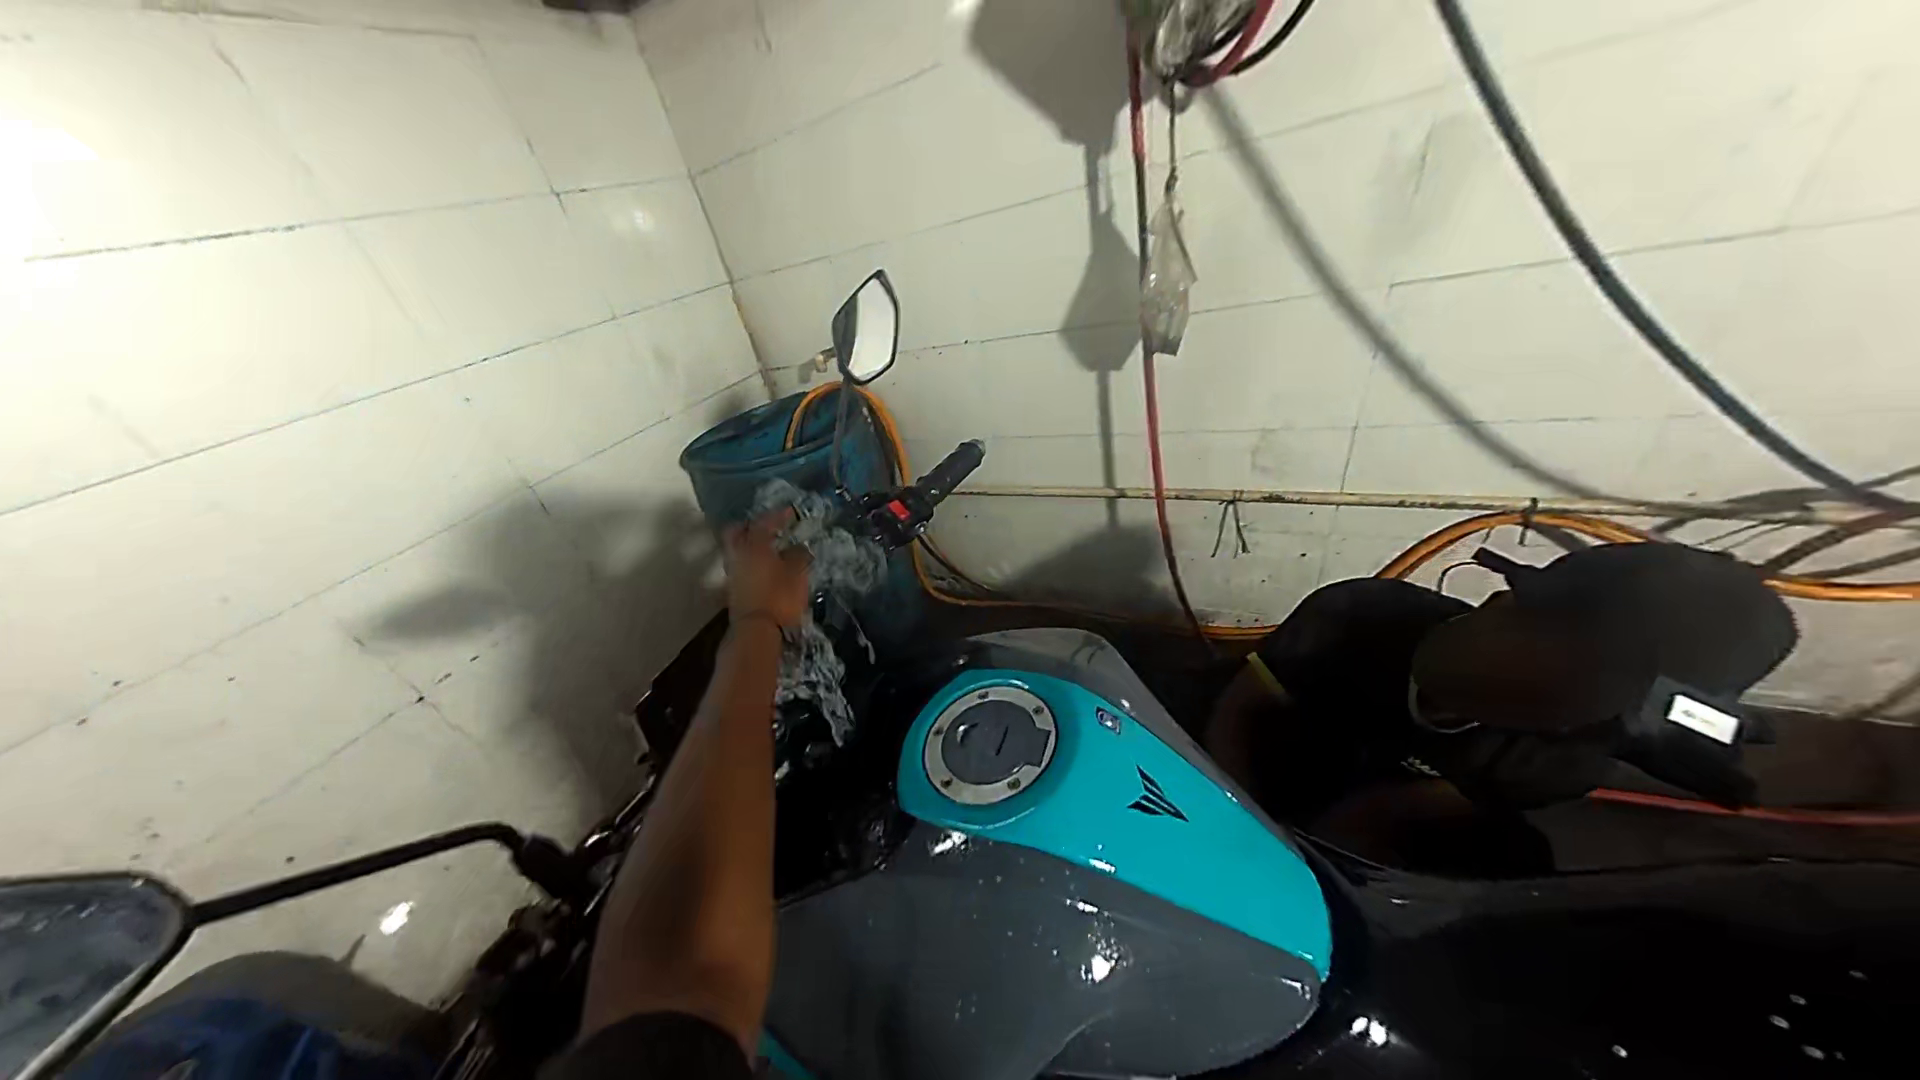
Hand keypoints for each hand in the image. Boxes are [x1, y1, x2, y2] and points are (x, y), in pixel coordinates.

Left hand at [724, 509, 811, 629]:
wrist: (756, 631)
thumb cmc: (780, 597)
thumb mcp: (798, 574)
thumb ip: (799, 556)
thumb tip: (799, 548)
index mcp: (755, 545)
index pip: (764, 522)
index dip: (778, 515)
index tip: (791, 512)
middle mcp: (738, 554)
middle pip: (737, 531)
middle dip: (751, 525)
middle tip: (768, 526)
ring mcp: (733, 572)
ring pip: (736, 548)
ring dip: (750, 543)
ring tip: (769, 546)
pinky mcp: (734, 588)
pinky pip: (741, 564)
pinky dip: (751, 559)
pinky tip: (766, 565)